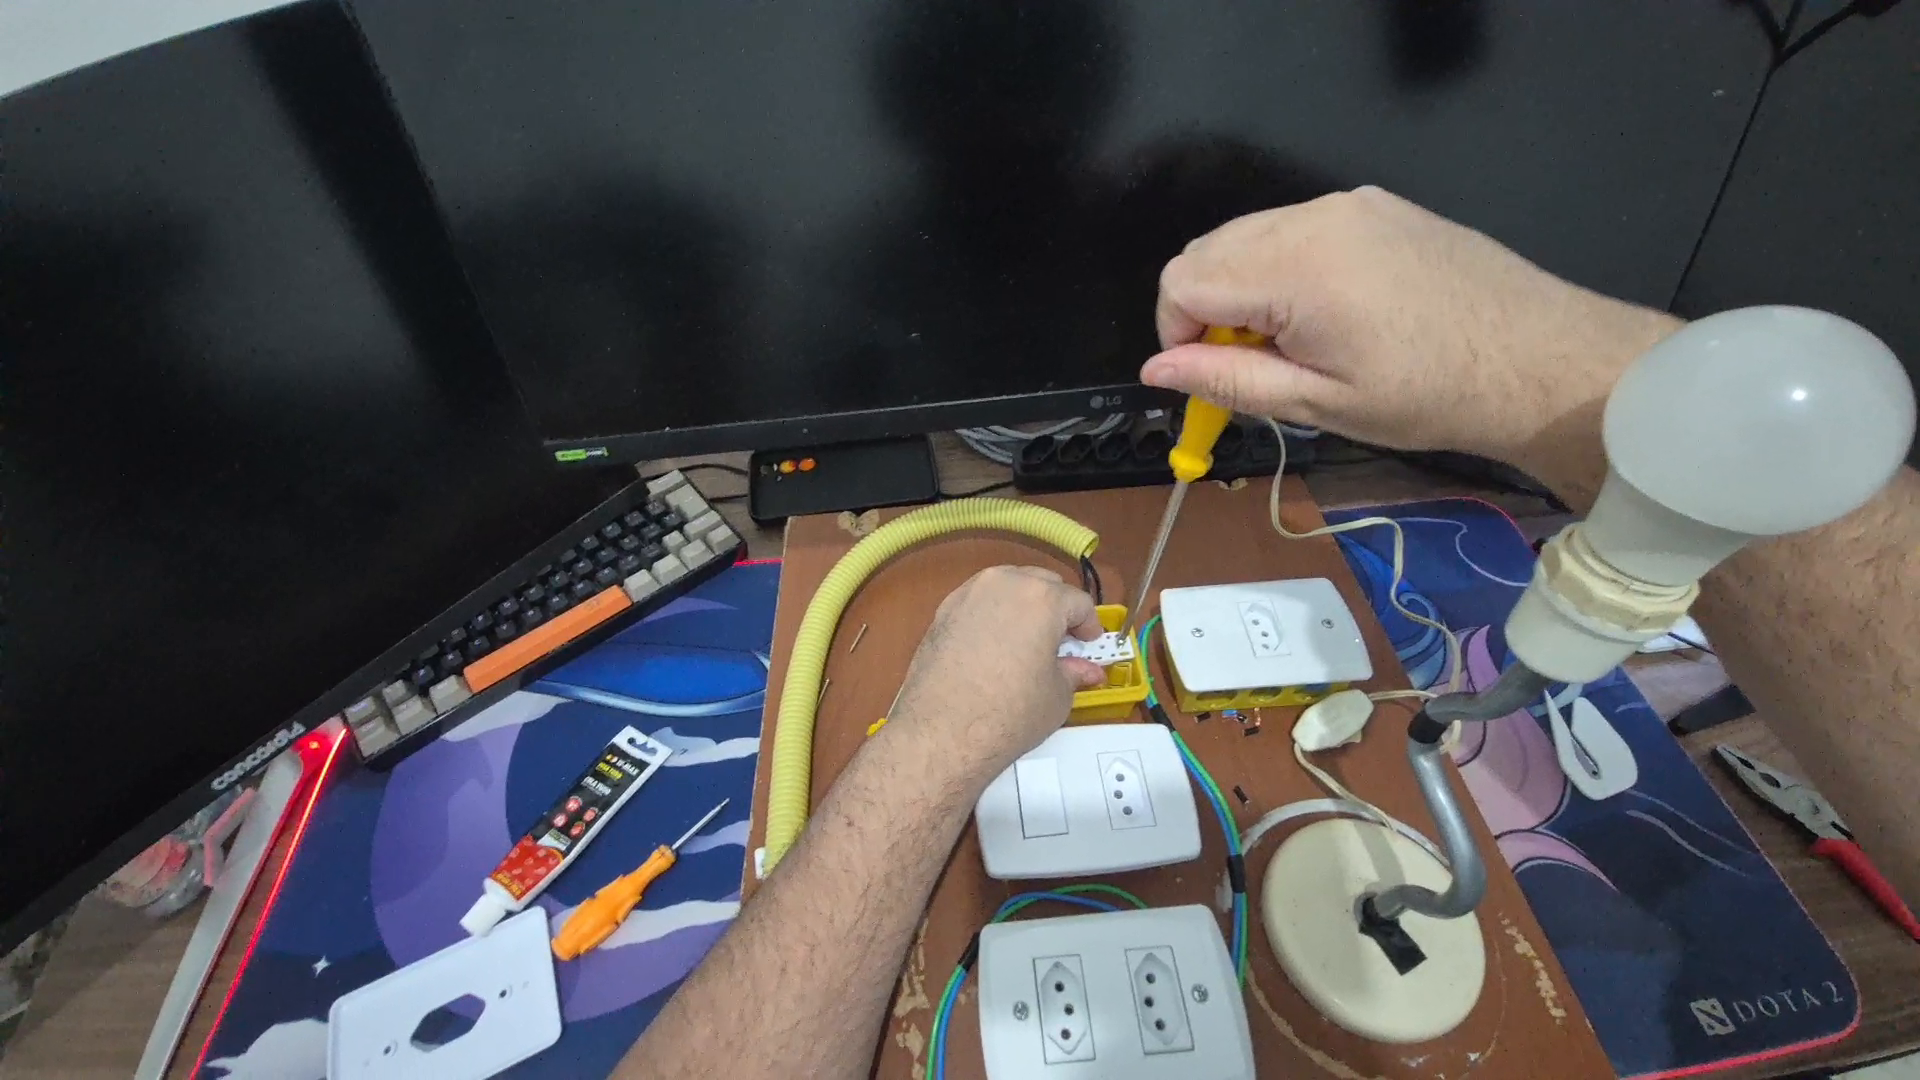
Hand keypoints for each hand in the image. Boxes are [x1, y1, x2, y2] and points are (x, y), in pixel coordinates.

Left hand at [887, 566, 1105, 784]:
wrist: (942, 730)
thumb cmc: (1006, 712)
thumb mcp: (1055, 695)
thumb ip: (1073, 673)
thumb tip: (1085, 671)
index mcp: (1041, 597)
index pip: (1077, 601)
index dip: (1088, 624)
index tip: (1087, 642)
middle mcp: (1004, 584)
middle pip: (1041, 583)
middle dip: (1056, 608)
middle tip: (1061, 641)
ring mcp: (969, 593)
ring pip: (1007, 586)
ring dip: (1023, 605)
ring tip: (1028, 640)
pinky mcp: (943, 610)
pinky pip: (979, 601)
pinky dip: (993, 613)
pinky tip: (995, 644)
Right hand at [1140, 187, 1679, 494]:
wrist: (1538, 359)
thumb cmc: (1423, 396)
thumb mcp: (1313, 402)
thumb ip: (1224, 379)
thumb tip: (1153, 371)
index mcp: (1295, 268)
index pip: (1181, 282)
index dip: (1174, 335)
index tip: (1208, 374)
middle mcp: (1312, 217)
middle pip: (1203, 253)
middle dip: (1200, 311)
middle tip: (1247, 362)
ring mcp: (1345, 203)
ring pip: (1240, 238)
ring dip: (1235, 290)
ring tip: (1285, 339)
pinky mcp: (1369, 204)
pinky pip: (1286, 228)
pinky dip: (1272, 269)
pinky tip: (1316, 309)